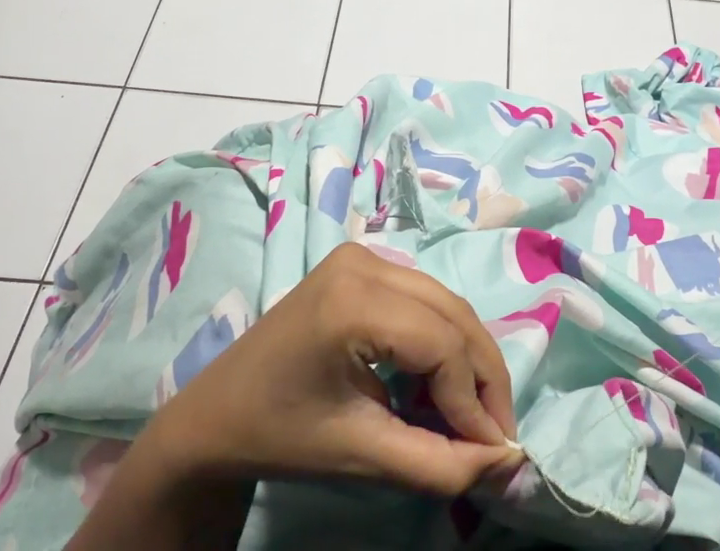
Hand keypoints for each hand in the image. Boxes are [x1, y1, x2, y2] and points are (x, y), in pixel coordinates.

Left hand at [136, 243, 520, 496]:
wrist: (214, 416)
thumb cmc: (280, 436)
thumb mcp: (363, 456)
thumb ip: (441, 463)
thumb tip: (505, 459)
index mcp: (352, 303)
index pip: (443, 346)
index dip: (475, 401)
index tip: (489, 451)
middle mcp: (362, 263)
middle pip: (453, 315)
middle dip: (482, 377)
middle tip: (495, 433)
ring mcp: (360, 256)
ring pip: (445, 303)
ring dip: (467, 358)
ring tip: (472, 413)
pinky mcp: (359, 264)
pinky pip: (424, 298)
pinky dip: (442, 340)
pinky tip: (440, 383)